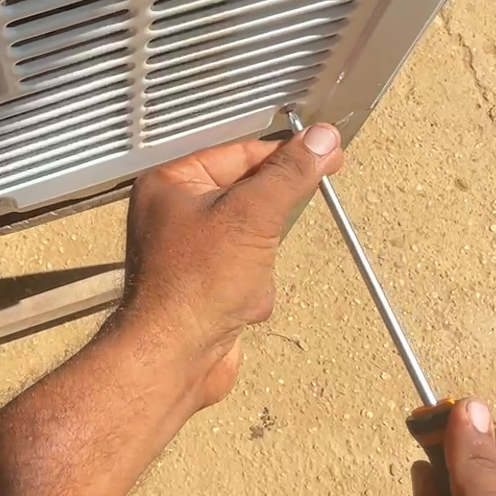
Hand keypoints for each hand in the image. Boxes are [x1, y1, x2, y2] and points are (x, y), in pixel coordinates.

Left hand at [108, 122, 342, 408]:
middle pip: (245, 196)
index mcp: (169, 183)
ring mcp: (187, 251)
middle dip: (267, 220)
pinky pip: (245, 272)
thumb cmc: (197, 282)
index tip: (326, 150)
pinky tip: (243, 304)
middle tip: (280, 224)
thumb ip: (288, 174)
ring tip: (246, 278)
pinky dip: (254, 288)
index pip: (237, 153)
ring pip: (250, 237)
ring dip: (262, 259)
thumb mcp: (253, 215)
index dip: (283, 154)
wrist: (174, 357)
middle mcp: (173, 212)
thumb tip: (321, 137)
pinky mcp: (203, 285)